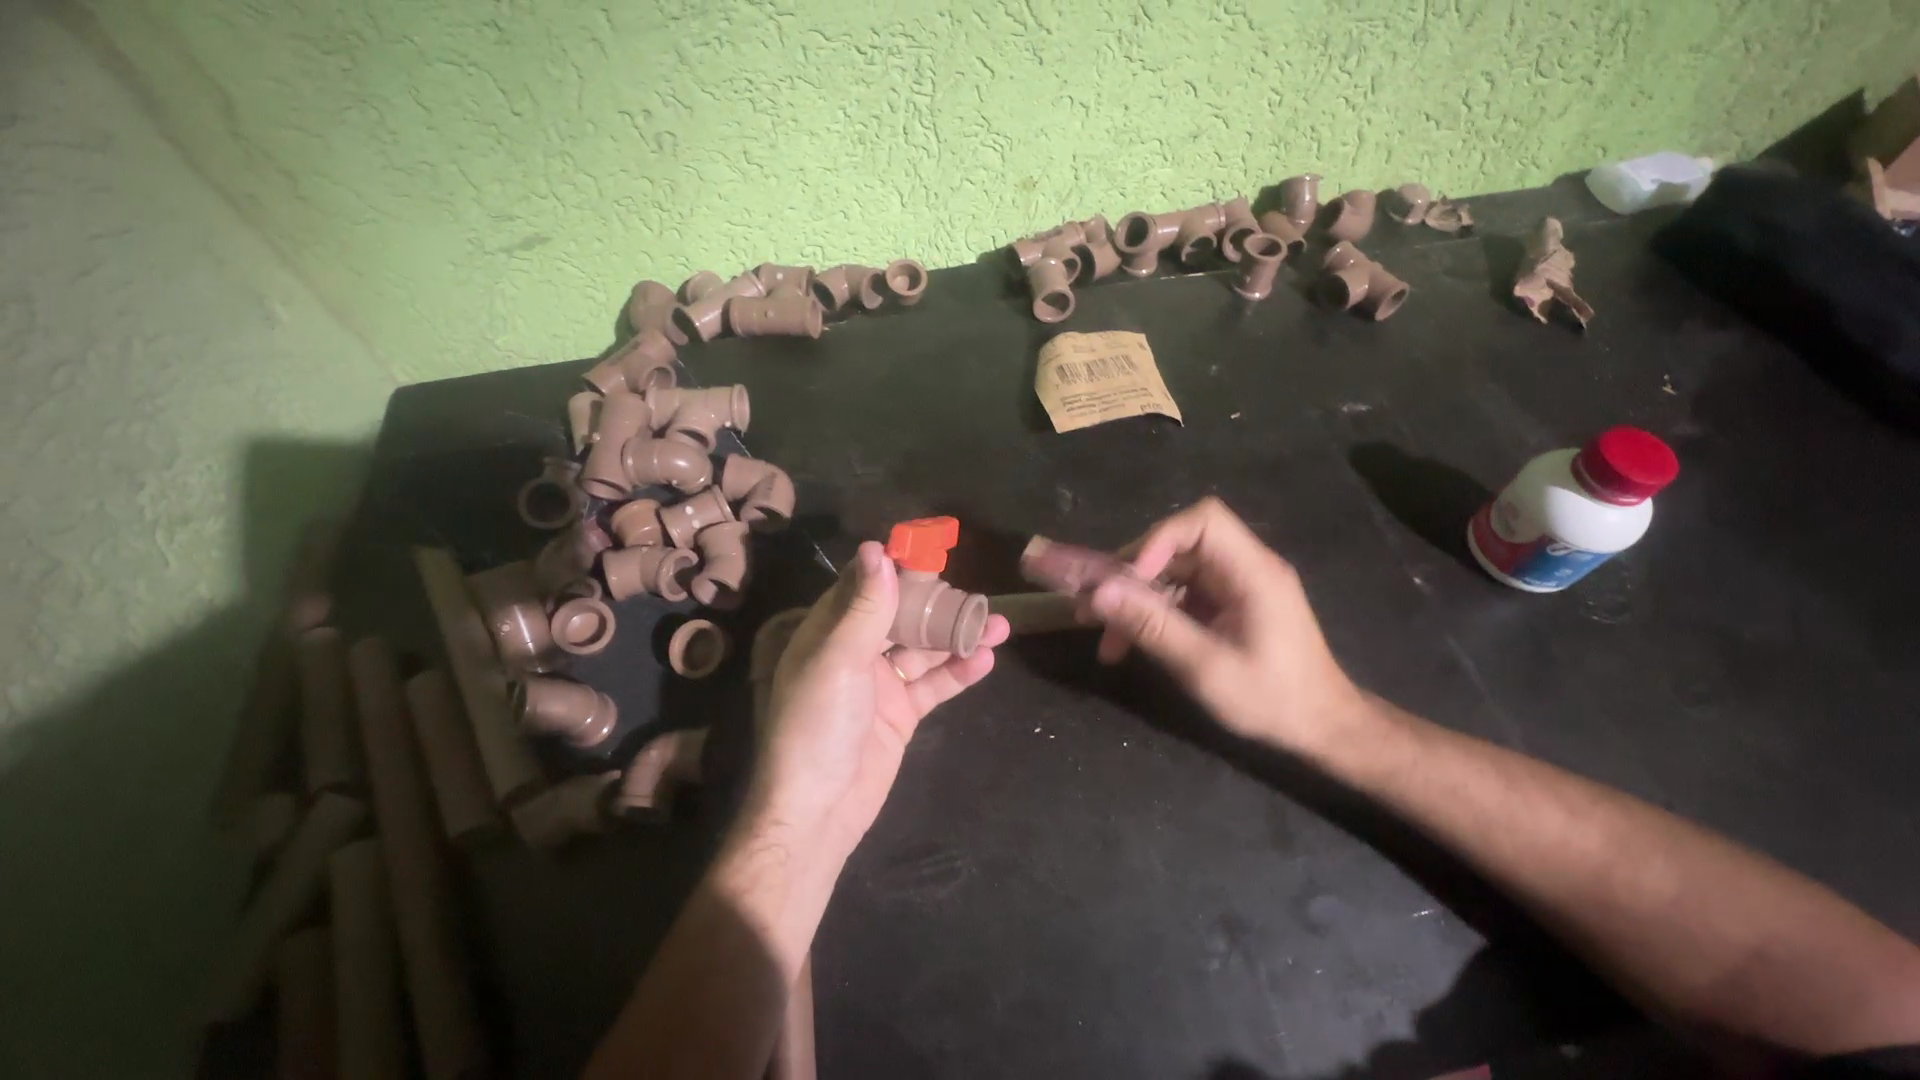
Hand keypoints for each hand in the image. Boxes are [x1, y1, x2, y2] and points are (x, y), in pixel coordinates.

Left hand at [747, 541, 1009, 860]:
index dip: (898, 568)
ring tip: (998, 623)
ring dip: (957, 636)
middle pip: (901, 615)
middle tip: (976, 593)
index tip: (934, 550)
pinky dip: (958, 672)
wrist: (818, 812)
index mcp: (828, 632)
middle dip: (938, 603)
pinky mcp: (901, 715)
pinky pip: (933, 685)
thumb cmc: (816, 727)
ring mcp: (879, 685)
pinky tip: (985, 659)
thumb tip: (877, 548)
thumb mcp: (837, 661)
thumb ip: (864, 608)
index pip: (865, 586)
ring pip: (924, 649)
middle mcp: (854, 652)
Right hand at [1085, 497, 1366, 752]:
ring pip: (1173, 574)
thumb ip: (1152, 626)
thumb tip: (1099, 593)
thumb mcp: (1205, 667)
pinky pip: (1181, 597)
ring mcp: (1237, 588)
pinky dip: (1152, 616)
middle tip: (1093, 607)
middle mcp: (1246, 569)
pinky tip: (1126, 645)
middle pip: (1179, 547)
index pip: (1203, 521)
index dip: (1159, 539)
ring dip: (1136, 601)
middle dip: (1133, 575)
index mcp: (1253, 572)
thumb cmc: (1272, 699)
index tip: (1129, 579)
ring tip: (1103, 635)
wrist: (1322, 729)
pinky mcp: (1228, 608)